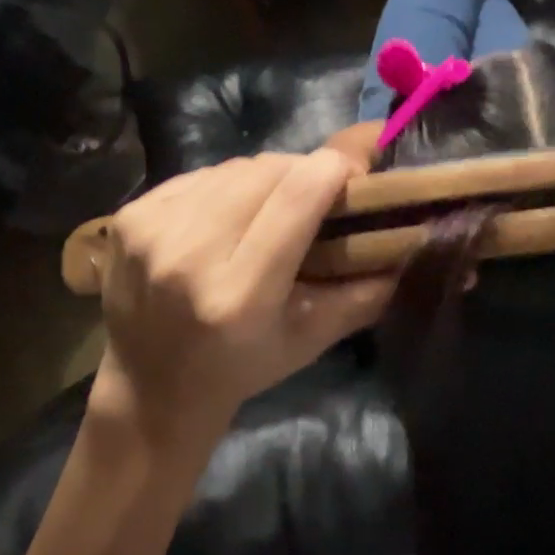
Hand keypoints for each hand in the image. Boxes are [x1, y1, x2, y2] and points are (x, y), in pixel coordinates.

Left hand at [91, 149, 395, 439]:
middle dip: (304, 173)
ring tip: (273, 207)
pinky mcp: (130, 216)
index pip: (298, 194)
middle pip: (269, 171)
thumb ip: (370, 288)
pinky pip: (201, 173)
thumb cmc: (243, 366)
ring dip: (266, 178)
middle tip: (320, 195)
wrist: (149, 388)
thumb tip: (423, 239)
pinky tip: (229, 214)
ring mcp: (152, 232)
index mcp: (239, 295)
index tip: (358, 172)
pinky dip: (226, 185)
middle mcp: (189, 257)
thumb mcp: (314, 337)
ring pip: (236, 167)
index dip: (337, 168)